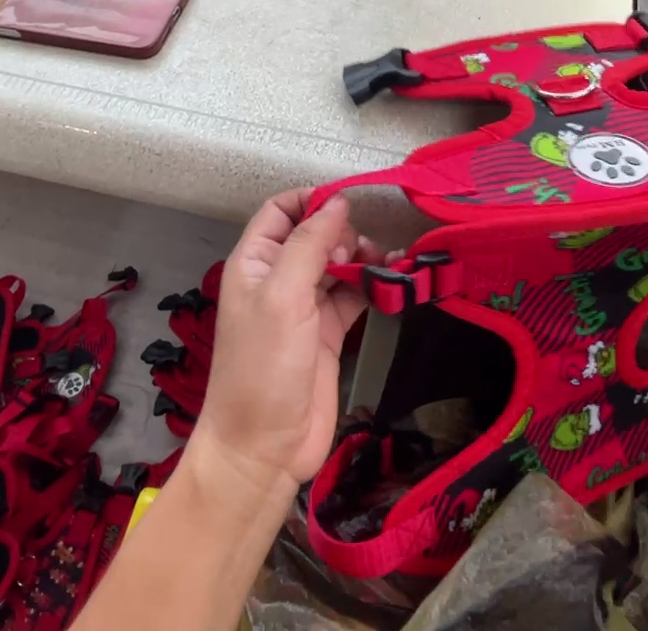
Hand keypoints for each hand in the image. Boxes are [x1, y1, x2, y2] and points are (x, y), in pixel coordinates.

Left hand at [195, 191, 374, 492]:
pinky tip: (393, 282)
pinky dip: (372, 285)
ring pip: (337, 264)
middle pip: (314, 235)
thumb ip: (309, 246)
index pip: (281, 211)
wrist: (264, 447)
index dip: (312, 200)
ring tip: (384, 264)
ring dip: (362, 258)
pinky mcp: (326, 332)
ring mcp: (303, 306)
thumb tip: (338, 203)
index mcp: (254, 263)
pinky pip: (352, 295)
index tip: (349, 203)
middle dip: (342, 232)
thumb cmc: (263, 368)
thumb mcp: (283, 297)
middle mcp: (277, 278)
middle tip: (361, 250)